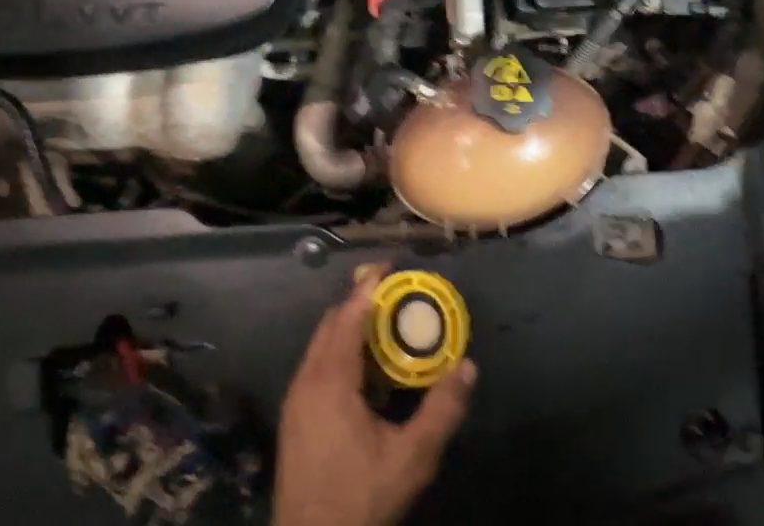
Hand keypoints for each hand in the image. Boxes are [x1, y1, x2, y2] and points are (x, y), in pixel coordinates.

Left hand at [273, 268, 476, 525]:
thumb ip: (442, 410)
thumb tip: (468, 367)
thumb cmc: (361, 496)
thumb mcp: (412, 458)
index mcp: (329, 380)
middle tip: (396, 294)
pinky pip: (317, 367)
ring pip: (321, 346)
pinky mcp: (295, 418)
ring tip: (386, 327)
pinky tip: (367, 372)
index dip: (368, 287)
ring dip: (350, 329)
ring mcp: (295, 400)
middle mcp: (306, 381)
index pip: (348, 316)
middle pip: (331, 325)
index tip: (391, 266)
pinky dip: (341, 352)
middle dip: (360, 303)